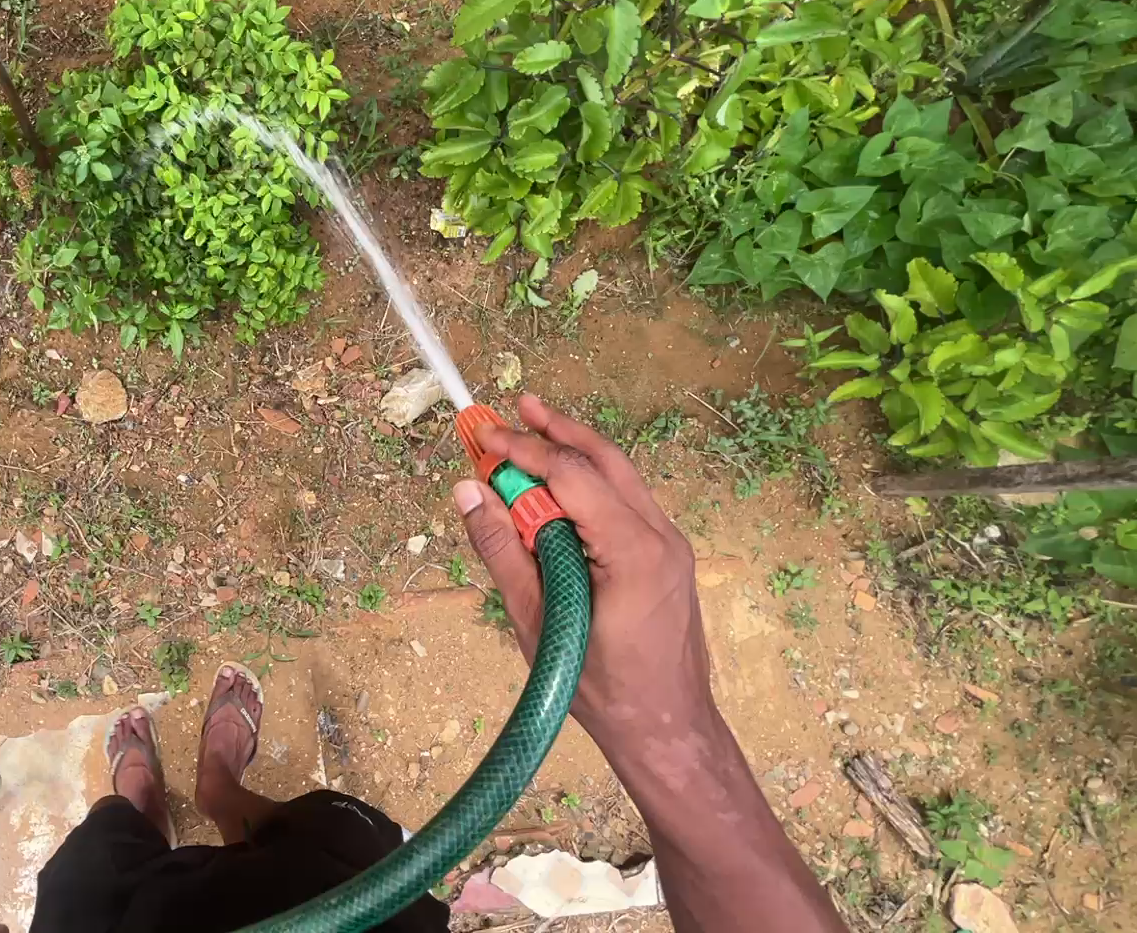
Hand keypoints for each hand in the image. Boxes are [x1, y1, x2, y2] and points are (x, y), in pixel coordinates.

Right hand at [451, 394, 712, 752]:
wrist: (668, 729)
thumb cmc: (597, 684)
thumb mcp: (534, 617)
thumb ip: (501, 548)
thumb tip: (467, 490)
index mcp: (633, 550)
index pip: (572, 475)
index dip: (523, 449)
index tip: (482, 437)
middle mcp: (660, 535)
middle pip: (605, 459)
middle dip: (558, 429)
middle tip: (517, 406)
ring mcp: (670, 544)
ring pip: (620, 474)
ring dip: (575, 447)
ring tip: (536, 423)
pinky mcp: (666, 555)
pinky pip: (624, 498)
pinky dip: (588, 478)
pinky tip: (559, 482)